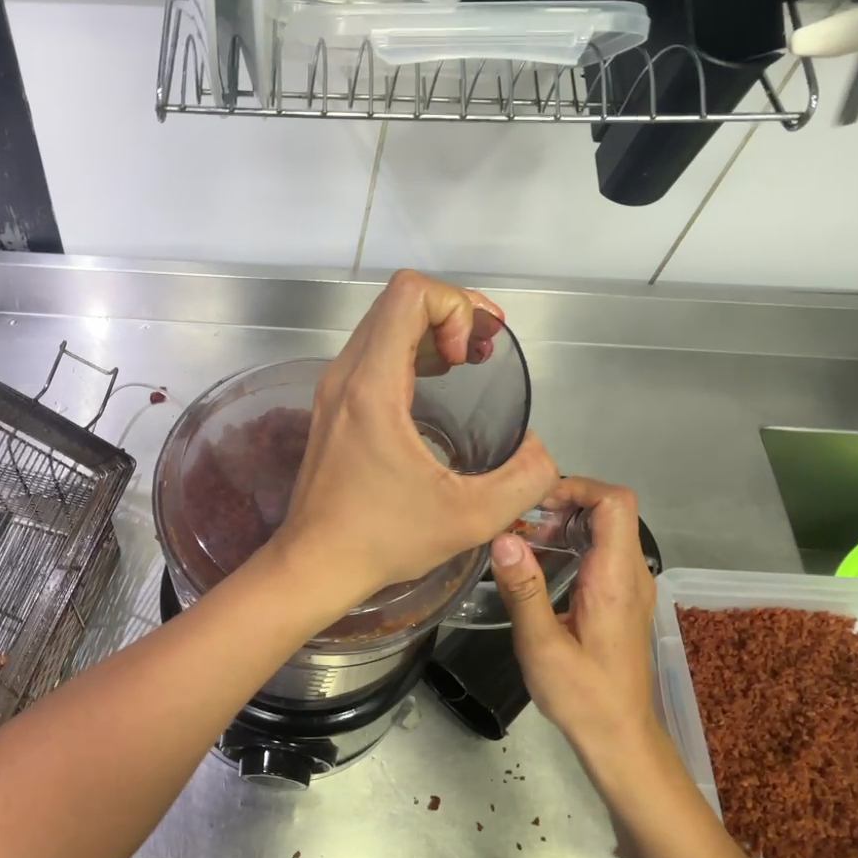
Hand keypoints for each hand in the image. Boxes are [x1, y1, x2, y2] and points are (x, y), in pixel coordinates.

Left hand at [269, 270, 558, 605]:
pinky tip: (438, 381)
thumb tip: (541, 451)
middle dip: (451, 312)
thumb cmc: (383, 540)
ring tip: (468, 361)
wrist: (315, 563)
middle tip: (482, 351)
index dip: (456, 307)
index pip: (410, 294)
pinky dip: (409, 350)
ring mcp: (333, 389)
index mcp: (372, 387)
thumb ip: (526, 478)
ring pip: (383, 323)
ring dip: (431, 329)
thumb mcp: (472, 518)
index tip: (472, 358)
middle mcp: (346, 375)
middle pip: (398, 300)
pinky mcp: (332, 406)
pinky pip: (373, 352)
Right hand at [489, 477, 659, 760]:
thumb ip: (523, 589)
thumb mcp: (541, 644)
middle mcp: (631, 575)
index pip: (615, 502)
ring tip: (524, 542)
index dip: (577, 487)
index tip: (534, 503)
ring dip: (567, 524)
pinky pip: (604, 553)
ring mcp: (630, 588)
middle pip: (611, 510)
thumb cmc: (581, 695)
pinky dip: (573, 545)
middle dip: (565, 503)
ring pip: (608, 531)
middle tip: (520, 522)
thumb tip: (504, 537)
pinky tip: (540, 568)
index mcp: (614, 579)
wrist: (618, 737)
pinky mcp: (622, 601)